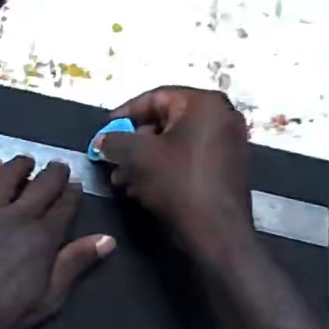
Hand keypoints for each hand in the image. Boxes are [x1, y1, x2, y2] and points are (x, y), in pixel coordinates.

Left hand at [0, 156, 114, 328]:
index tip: (76, 185)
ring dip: (21, 165)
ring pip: (8, 175)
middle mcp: (18, 215)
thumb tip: (106, 240)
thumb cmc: (5, 312)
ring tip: (27, 161)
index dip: (72, 193)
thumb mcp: (49, 296)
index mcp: (43, 236)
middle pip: (41, 184)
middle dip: (54, 173)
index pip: (64, 205)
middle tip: (58, 167)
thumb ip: (75, 263)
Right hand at [92, 87, 252, 255]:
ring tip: (120, 179)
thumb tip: (102, 140)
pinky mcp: (225, 168)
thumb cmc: (176, 182)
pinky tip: (139, 188)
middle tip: (111, 158)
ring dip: (142, 159)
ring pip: (172, 143)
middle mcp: (221, 117)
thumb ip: (113, 140)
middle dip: (132, 142)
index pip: (155, 98)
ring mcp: (227, 144)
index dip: (124, 114)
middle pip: (163, 121)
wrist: (215, 231)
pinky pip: (185, 159)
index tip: (104, 132)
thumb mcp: (136, 156)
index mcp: (204, 104)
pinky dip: (161, 168)